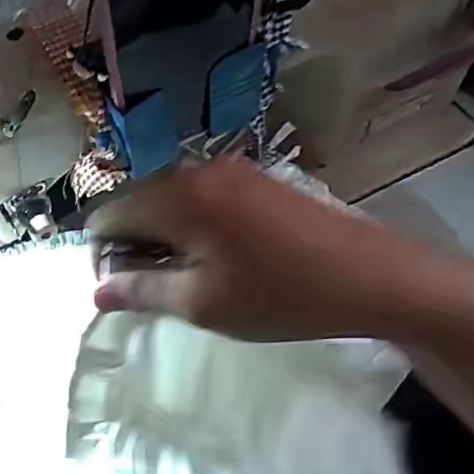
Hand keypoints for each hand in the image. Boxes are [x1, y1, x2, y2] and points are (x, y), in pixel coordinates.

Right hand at [88, 158, 473, 341]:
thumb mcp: (203, 304)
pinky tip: (213, 254)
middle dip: (131, 241)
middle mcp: (198, 171)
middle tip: (151, 285)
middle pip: (137, 202)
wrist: (378, 277)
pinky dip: (188, 223)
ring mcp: (230, 170)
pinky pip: (198, 195)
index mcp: (181, 198)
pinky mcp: (254, 177)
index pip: (110, 215)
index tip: (121, 287)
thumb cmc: (282, 296)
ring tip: (183, 274)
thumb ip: (141, 292)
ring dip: (160, 233)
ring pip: (167, 199)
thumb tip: (95, 293)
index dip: (102, 252)